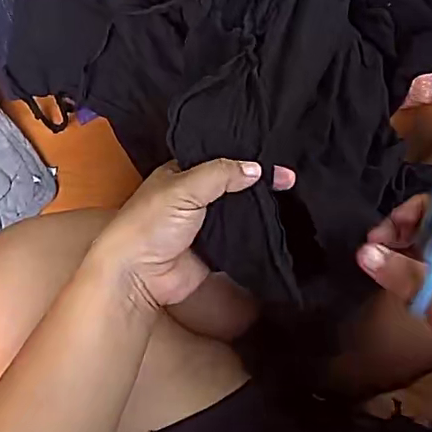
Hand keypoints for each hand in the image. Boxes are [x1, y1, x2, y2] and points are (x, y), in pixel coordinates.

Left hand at [87, 159, 295, 310]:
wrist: (140, 275)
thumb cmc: (149, 225)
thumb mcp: (185, 187)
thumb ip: (222, 173)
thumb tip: (256, 168)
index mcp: (181, 173)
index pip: (220, 158)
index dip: (245, 156)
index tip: (276, 159)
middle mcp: (194, 196)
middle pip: (233, 184)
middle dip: (258, 182)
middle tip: (289, 178)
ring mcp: (206, 224)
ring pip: (240, 210)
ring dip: (259, 208)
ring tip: (291, 196)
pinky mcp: (215, 248)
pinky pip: (242, 237)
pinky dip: (257, 232)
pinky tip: (278, 223)